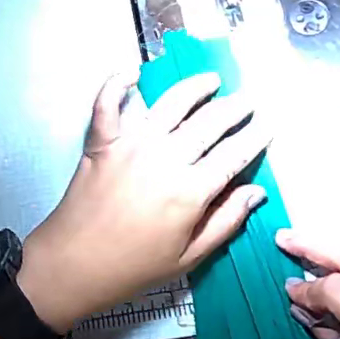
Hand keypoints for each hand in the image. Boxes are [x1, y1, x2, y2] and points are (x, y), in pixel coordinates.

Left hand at [19, 70, 270, 331]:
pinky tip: (132, 71)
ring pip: (170, 105)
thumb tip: (256, 192)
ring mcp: (130, 146)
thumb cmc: (133, 267)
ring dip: (195, 87)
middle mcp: (164, 159)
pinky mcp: (101, 142)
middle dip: (234, 108)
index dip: (254, 138)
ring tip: (212, 79)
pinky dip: (117, 84)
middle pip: (209, 123)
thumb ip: (226, 221)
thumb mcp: (188, 257)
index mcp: (189, 191)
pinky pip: (108, 104)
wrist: (72, 266)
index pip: (233, 155)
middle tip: (247, 100)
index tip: (267, 127)